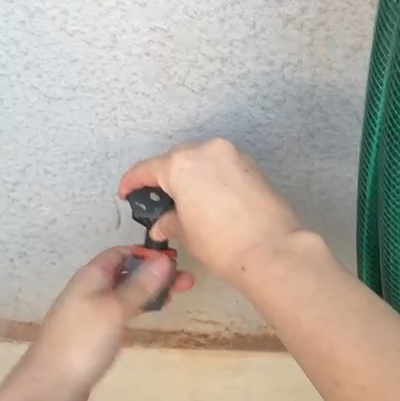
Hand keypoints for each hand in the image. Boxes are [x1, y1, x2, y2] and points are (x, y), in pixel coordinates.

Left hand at [5, 246, 193, 400]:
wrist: (50, 388)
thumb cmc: (83, 342)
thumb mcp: (116, 309)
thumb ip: (140, 284)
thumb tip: (164, 259)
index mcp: (91, 276)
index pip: (121, 252)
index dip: (147, 253)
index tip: (174, 262)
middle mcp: (89, 290)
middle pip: (125, 273)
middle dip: (154, 274)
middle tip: (186, 283)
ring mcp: (90, 314)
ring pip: (124, 294)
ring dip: (149, 292)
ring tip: (175, 298)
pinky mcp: (93, 336)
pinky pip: (119, 314)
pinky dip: (137, 311)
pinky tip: (150, 318)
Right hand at [118, 138, 308, 282]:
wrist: (273, 249)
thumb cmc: (223, 243)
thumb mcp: (187, 233)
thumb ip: (170, 221)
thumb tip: (162, 224)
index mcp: (182, 164)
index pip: (148, 169)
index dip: (133, 182)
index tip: (126, 193)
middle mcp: (207, 150)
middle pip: (176, 160)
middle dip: (164, 178)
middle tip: (158, 201)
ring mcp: (233, 155)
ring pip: (201, 160)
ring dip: (190, 176)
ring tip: (185, 201)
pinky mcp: (252, 165)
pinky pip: (222, 166)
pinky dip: (212, 178)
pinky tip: (209, 199)